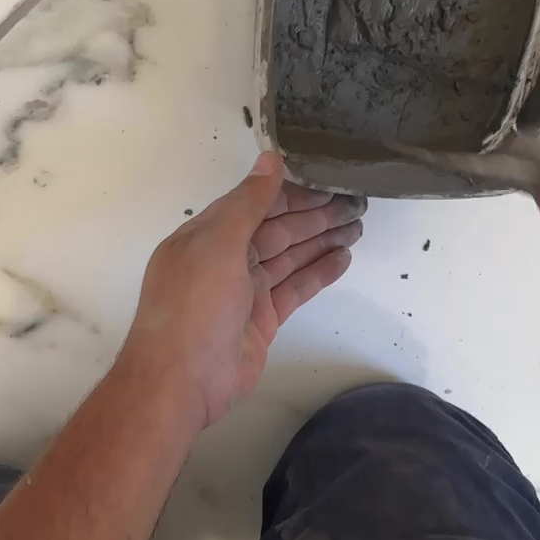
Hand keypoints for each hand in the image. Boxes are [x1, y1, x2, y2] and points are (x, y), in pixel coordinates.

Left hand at [119, 152, 364, 428]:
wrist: (182, 380)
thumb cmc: (193, 306)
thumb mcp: (217, 244)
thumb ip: (248, 202)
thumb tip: (270, 159)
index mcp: (206, 236)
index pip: (254, 203)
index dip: (290, 191)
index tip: (326, 179)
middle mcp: (224, 259)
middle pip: (276, 229)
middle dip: (313, 215)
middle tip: (355, 201)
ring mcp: (244, 291)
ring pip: (289, 257)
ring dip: (321, 240)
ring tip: (358, 224)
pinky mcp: (262, 320)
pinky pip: (294, 289)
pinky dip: (318, 273)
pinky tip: (343, 258)